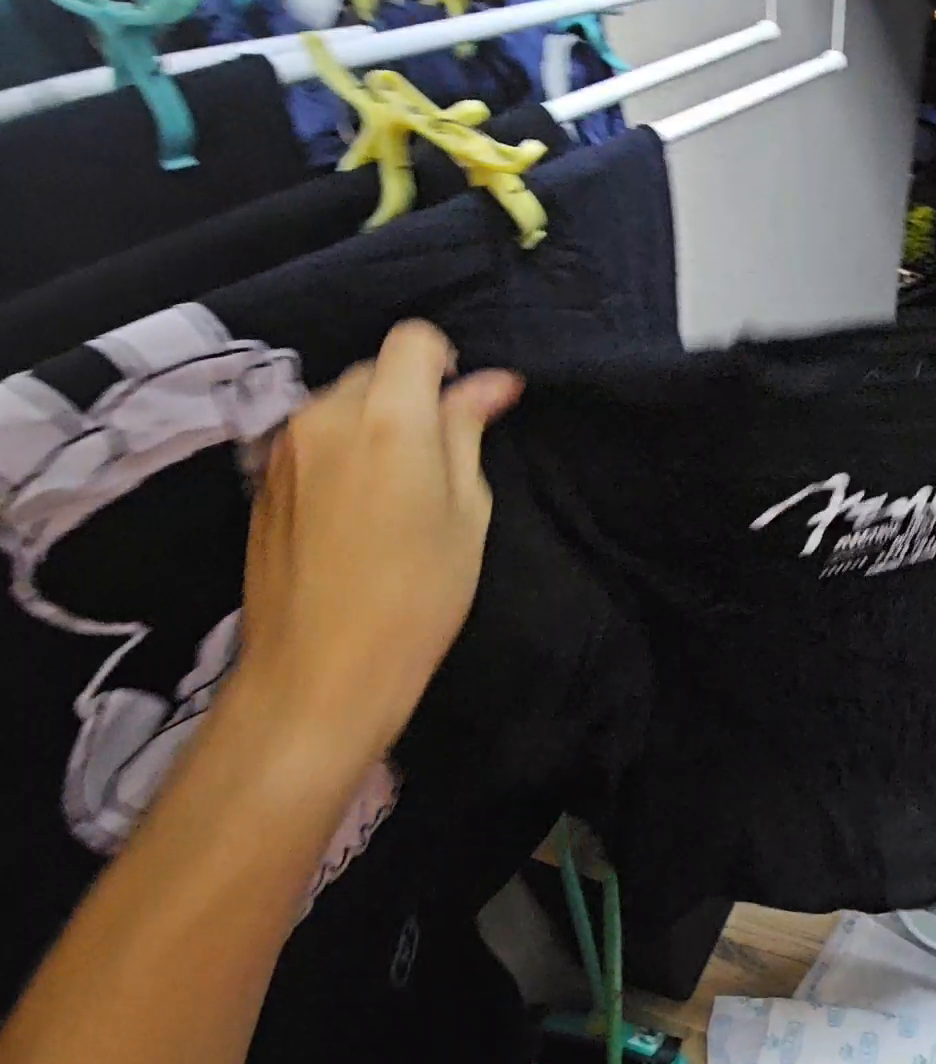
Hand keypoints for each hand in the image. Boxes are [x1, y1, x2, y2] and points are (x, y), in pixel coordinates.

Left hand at [230, 320, 522, 762]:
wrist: (323, 667)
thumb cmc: (420, 592)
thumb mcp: (467, 511)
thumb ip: (468, 434)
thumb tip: (490, 384)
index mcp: (386, 419)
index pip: (414, 341)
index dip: (451, 363)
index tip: (474, 407)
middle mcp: (322, 416)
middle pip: (378, 371)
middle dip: (419, 398)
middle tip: (452, 461)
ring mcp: (283, 447)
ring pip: (346, 405)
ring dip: (384, 427)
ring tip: (410, 493)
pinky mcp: (263, 479)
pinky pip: (319, 439)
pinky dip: (351, 452)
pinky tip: (369, 511)